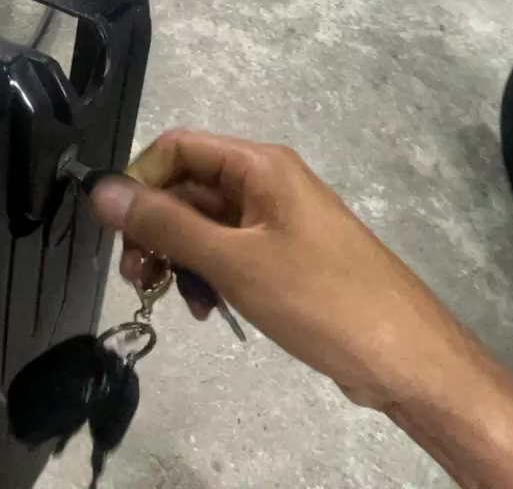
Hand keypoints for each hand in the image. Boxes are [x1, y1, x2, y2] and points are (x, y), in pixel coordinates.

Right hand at [89, 130, 494, 412]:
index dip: (139, 180)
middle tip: (136, 277)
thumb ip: (164, 224)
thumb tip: (100, 189)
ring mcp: (275, 220)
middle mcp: (264, 182)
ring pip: (203, 223)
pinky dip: (206, 274)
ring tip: (169, 298)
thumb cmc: (321, 299)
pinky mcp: (283, 256)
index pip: (177, 148)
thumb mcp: (233, 261)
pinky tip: (206, 308)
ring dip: (177, 256)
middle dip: (155, 228)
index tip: (116, 228)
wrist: (412, 364)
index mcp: (258, 165)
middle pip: (187, 187)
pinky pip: (227, 251)